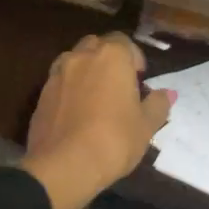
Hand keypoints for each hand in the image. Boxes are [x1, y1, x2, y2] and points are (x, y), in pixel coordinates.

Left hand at [19, 33, 173, 208]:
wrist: (64, 166)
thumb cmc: (114, 140)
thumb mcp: (146, 126)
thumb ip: (158, 105)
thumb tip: (167, 93)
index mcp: (111, 56)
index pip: (124, 42)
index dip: (134, 58)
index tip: (139, 81)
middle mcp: (81, 56)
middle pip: (96, 46)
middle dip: (107, 60)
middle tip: (117, 86)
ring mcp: (57, 74)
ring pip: (74, 62)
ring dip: (85, 72)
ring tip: (94, 99)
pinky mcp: (41, 95)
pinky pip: (59, 84)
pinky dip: (68, 91)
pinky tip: (75, 115)